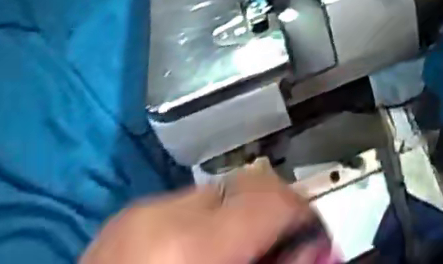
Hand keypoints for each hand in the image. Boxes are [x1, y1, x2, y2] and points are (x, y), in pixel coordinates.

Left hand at [82, 169, 335, 263]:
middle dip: (273, 215)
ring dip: (238, 222)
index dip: (306, 214)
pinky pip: (177, 210)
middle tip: (293, 253)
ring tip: (250, 258)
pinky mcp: (119, 223)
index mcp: (191, 240)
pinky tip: (205, 260)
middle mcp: (161, 209)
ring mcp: (135, 212)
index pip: (270, 196)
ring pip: (211, 195)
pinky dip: (202, 228)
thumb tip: (316, 248)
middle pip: (242, 186)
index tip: (323, 239)